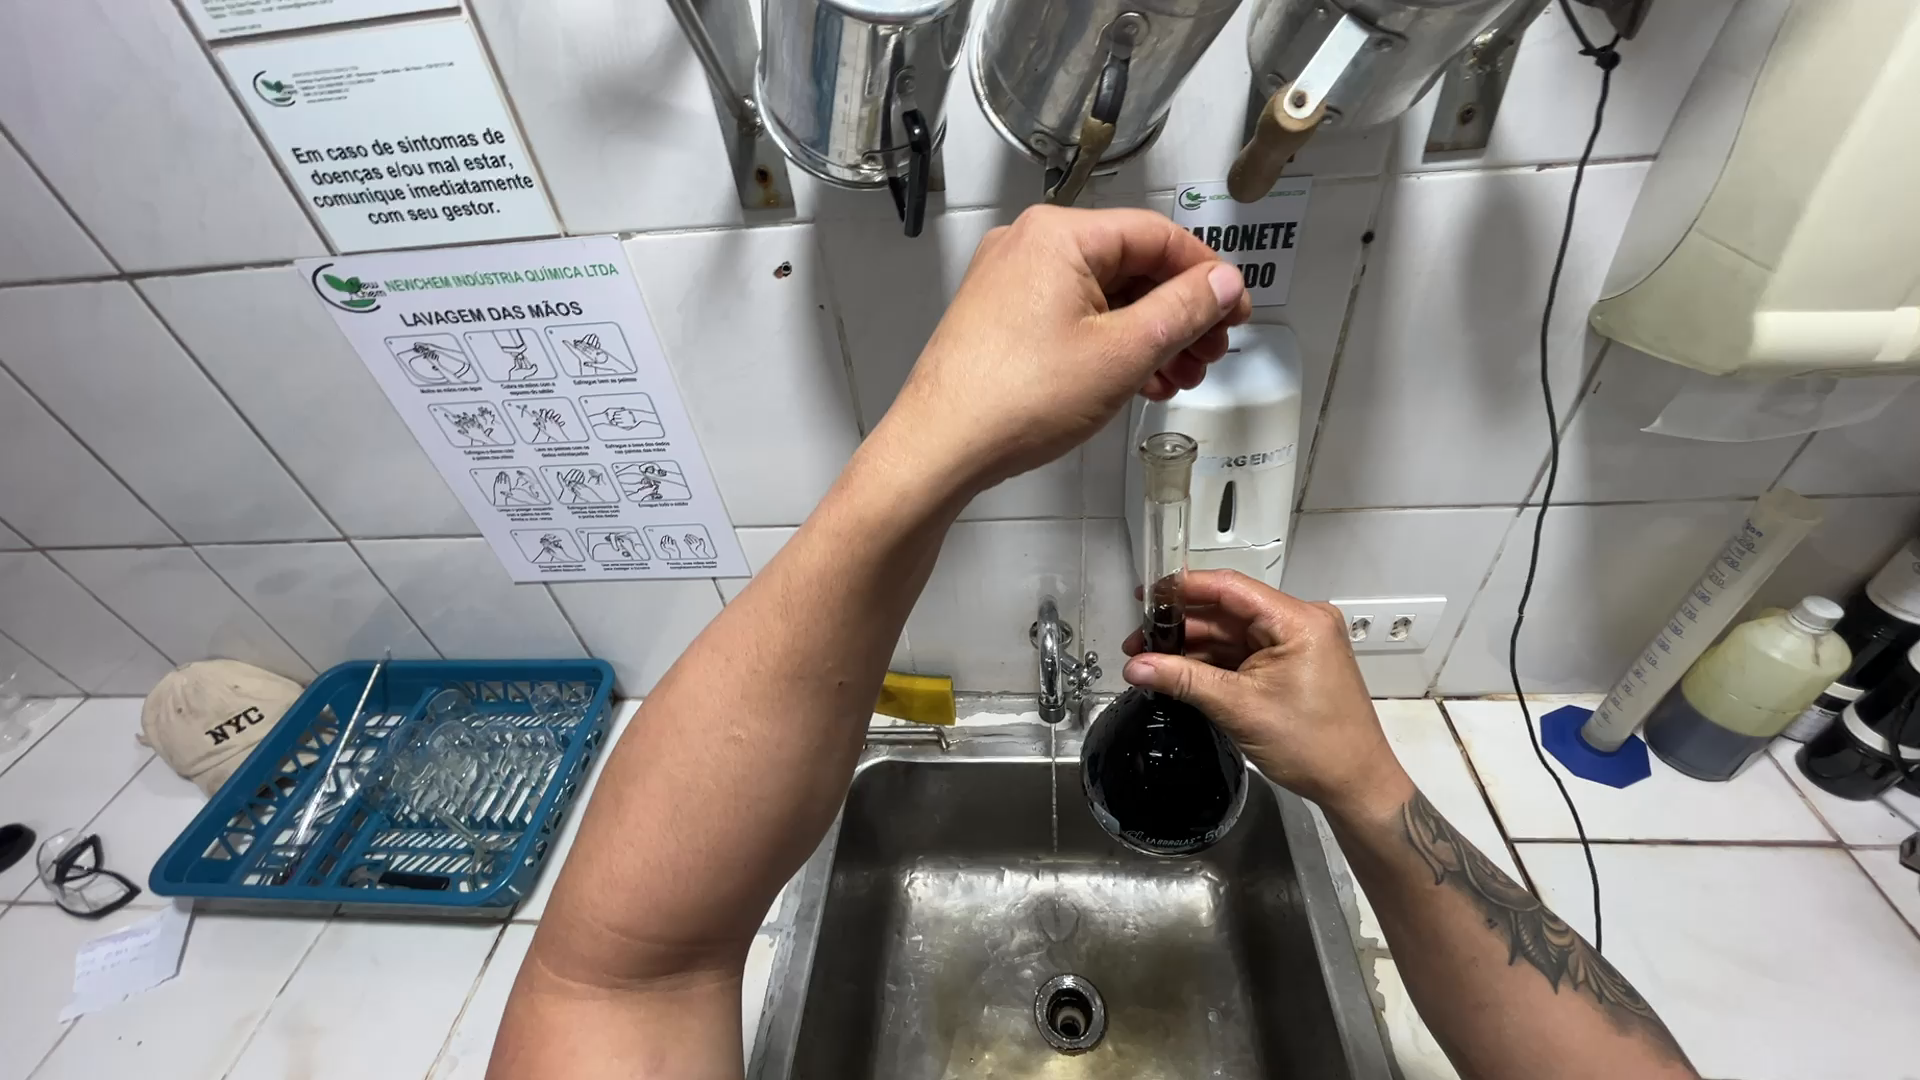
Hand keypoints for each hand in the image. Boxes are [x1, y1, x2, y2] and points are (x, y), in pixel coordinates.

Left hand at [874, 206, 1251, 495]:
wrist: (939, 448)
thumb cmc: (1014, 400)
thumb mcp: (1121, 353)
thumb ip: (1182, 310)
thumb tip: (1222, 285)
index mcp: (1058, 235)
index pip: (1157, 236)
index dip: (1206, 276)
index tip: (1234, 312)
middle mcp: (1028, 248)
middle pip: (1128, 268)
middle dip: (1177, 316)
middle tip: (1207, 353)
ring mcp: (1008, 285)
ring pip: (1100, 299)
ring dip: (1145, 337)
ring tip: (1174, 378)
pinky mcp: (999, 322)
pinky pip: (1069, 321)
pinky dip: (1106, 347)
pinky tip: (1132, 381)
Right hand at [1120, 570, 1411, 823]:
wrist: (1354, 786)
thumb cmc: (1313, 745)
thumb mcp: (1238, 707)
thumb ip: (1182, 679)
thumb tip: (1134, 667)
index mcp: (1297, 620)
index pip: (1228, 587)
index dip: (1182, 588)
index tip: (1146, 596)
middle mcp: (1298, 621)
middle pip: (1225, 609)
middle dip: (1179, 625)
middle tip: (1137, 642)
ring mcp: (1293, 642)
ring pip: (1229, 631)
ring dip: (1190, 645)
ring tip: (1149, 659)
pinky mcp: (1287, 662)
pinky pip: (1240, 650)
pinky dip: (1209, 660)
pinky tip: (1177, 670)